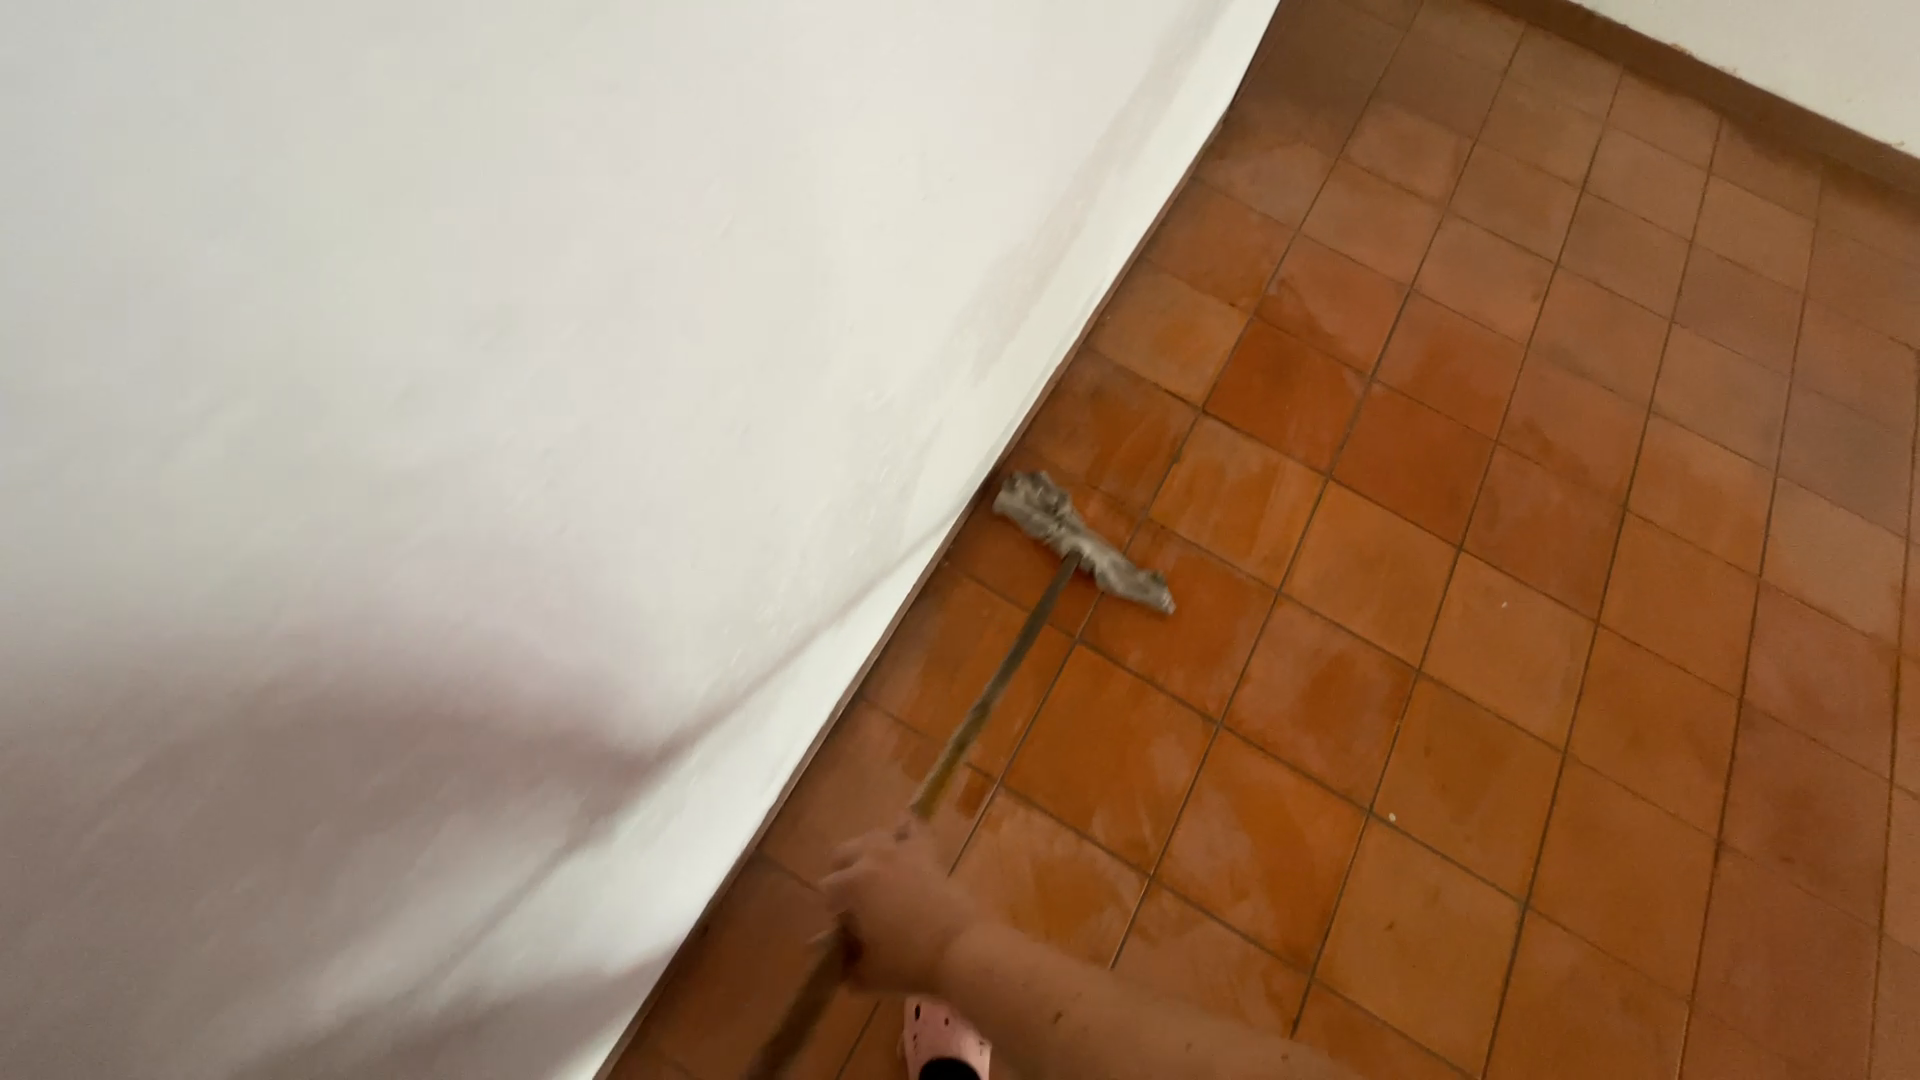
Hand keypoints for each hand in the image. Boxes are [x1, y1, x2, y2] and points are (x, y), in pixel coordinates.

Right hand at [820, 820, 984, 993]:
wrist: (960, 948)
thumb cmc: (909, 962)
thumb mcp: (867, 974)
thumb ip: (845, 966)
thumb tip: (839, 961)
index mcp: (853, 884)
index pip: (827, 890)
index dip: (832, 911)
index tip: (843, 930)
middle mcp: (873, 857)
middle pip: (842, 853)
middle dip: (842, 875)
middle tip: (854, 905)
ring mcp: (902, 850)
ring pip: (873, 837)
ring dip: (867, 852)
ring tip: (875, 877)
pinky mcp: (928, 851)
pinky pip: (912, 828)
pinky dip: (904, 831)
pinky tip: (903, 843)